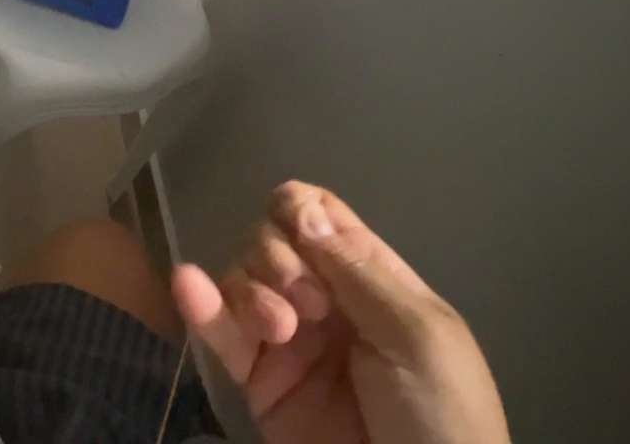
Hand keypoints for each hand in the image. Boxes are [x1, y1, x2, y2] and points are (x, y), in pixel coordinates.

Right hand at [171, 181, 509, 443]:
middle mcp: (324, 299)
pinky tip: (187, 285)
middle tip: (306, 304)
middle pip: (272, 239)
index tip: (301, 235)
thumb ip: (358, 270)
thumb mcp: (420, 339)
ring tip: (277, 331)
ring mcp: (286, 339)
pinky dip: (199, 303)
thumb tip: (301, 207)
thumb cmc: (442, 422)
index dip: (299, 211)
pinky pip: (219, 330)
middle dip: (278, 257)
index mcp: (371, 280)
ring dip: (251, 289)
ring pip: (242, 276)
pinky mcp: (256, 379)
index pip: (319, 215)